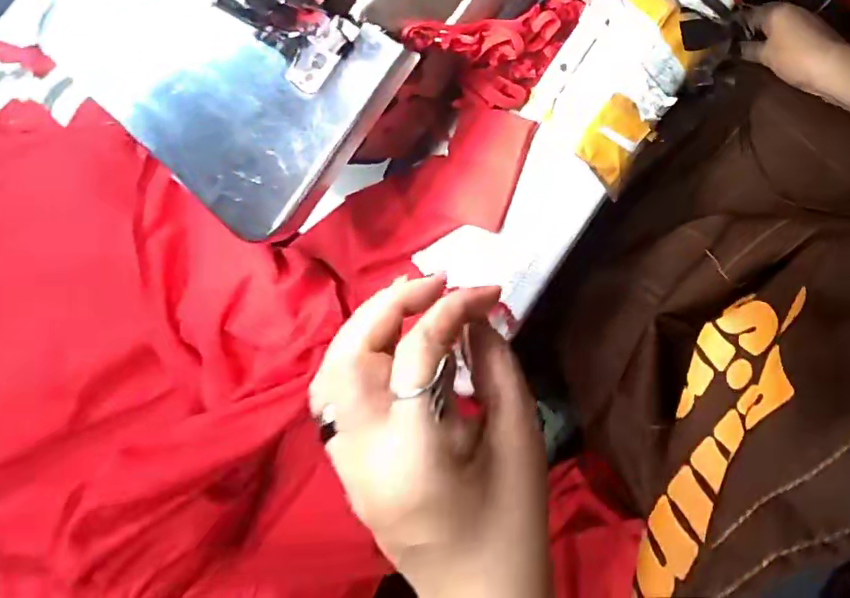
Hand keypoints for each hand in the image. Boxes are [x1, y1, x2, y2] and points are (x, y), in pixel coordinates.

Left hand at [310, 275, 551, 597]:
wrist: (481, 597)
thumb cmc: (512, 518)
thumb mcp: (519, 432)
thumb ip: (495, 364)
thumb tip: (475, 316)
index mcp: (412, 453)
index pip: (415, 353)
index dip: (452, 309)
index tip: (488, 292)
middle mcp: (363, 456)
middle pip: (349, 358)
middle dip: (390, 306)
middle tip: (439, 284)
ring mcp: (346, 466)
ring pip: (330, 374)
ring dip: (369, 326)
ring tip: (413, 302)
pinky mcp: (346, 469)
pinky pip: (336, 396)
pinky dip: (360, 354)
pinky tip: (395, 342)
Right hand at [741, 2, 849, 99]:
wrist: (836, 70)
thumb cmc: (795, 58)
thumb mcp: (766, 56)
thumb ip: (748, 49)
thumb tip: (733, 47)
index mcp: (775, 10)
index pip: (747, 13)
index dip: (734, 25)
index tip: (722, 37)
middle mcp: (791, 10)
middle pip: (765, 18)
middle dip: (752, 31)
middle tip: (736, 47)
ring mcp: (806, 21)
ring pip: (780, 27)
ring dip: (768, 38)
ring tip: (754, 53)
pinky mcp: (817, 34)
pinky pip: (792, 35)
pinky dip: (783, 43)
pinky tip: (777, 56)